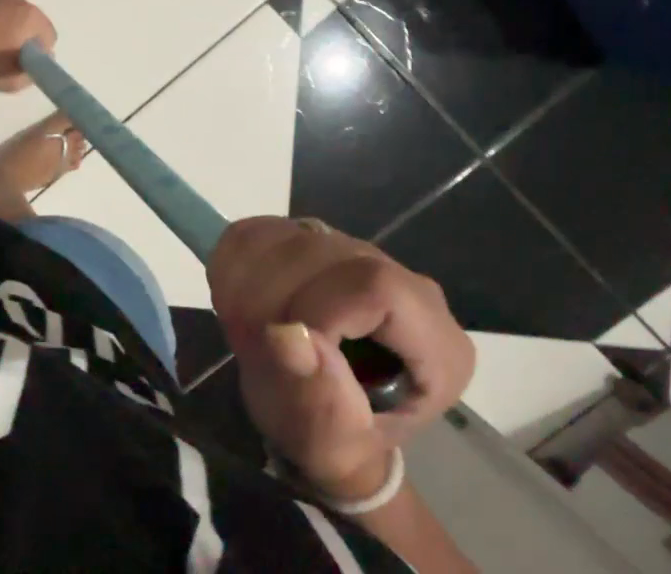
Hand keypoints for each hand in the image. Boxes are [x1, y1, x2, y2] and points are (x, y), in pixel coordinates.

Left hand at [0, 0, 54, 91]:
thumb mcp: (13, 83)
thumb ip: (32, 73)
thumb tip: (34, 61)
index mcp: (30, 17)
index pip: (49, 37)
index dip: (39, 54)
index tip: (23, 66)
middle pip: (30, 20)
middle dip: (22, 36)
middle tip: (3, 57)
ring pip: (9, 12)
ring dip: (4, 26)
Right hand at [206, 217, 473, 500]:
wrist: (318, 422)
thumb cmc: (332, 440)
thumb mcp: (327, 439)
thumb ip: (316, 391)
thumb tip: (285, 334)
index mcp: (436, 344)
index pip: (375, 288)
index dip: (316, 310)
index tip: (280, 347)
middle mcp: (408, 288)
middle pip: (324, 255)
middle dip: (267, 299)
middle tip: (249, 345)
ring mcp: (360, 258)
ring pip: (288, 236)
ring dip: (245, 282)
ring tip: (246, 328)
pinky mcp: (318, 243)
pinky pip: (262, 231)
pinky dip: (234, 265)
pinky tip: (241, 302)